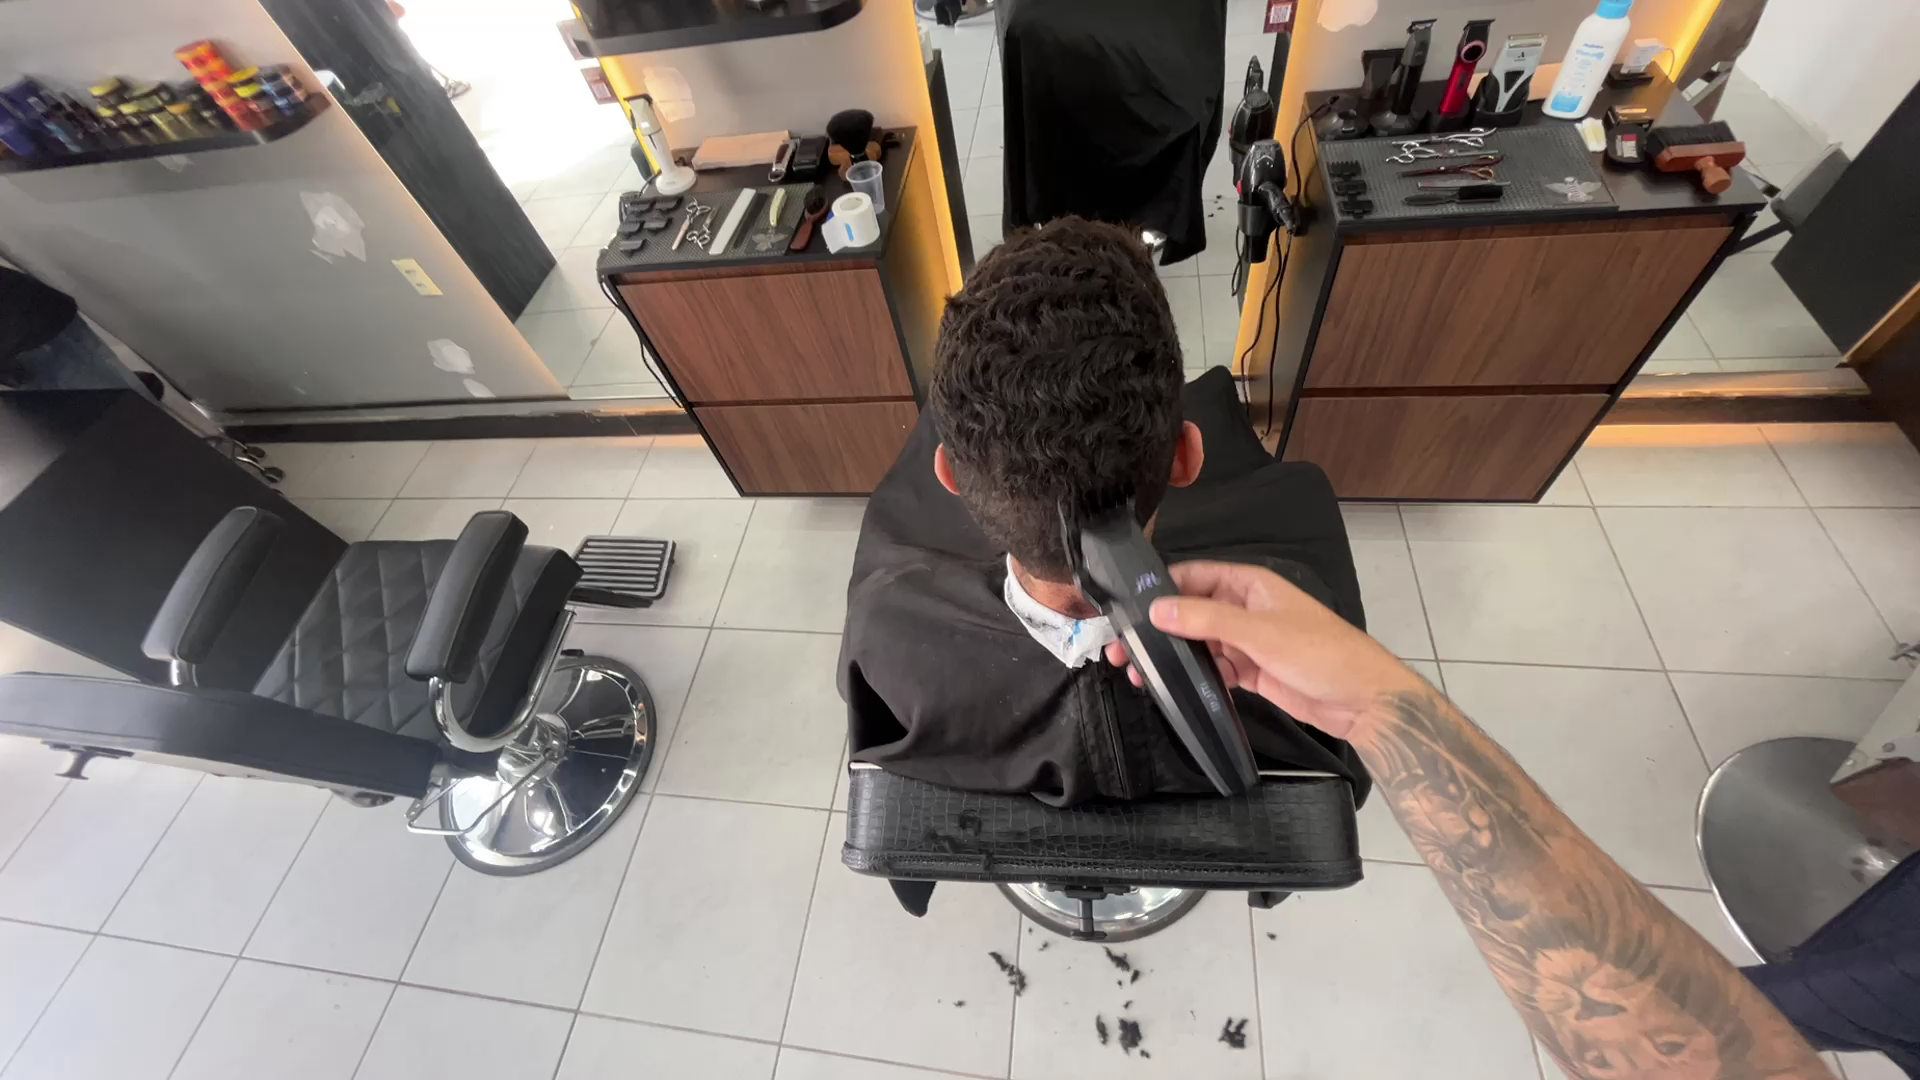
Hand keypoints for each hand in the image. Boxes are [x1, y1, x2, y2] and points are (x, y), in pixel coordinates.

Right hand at [1102, 560, 1427, 740]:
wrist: (1366, 704)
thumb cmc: (1321, 654)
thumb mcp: (1260, 633)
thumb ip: (1206, 620)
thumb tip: (1156, 610)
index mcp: (1249, 585)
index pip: (1194, 576)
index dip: (1160, 588)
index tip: (1127, 607)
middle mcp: (1244, 608)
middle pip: (1190, 613)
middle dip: (1157, 629)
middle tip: (1123, 650)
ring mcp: (1247, 640)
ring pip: (1198, 643)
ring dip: (1171, 657)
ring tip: (1138, 674)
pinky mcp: (1250, 670)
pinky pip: (1213, 669)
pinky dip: (1192, 677)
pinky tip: (1170, 688)